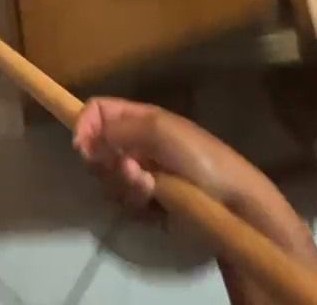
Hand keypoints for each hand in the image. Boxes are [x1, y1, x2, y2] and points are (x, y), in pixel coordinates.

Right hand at [73, 97, 248, 212]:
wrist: (233, 200)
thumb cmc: (198, 155)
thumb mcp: (158, 130)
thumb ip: (118, 129)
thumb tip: (84, 139)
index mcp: (137, 118)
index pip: (96, 112)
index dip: (84, 125)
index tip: (83, 148)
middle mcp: (134, 143)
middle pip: (96, 148)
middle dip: (108, 162)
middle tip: (130, 170)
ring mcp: (140, 172)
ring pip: (109, 179)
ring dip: (125, 184)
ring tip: (150, 188)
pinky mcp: (148, 201)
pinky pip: (125, 203)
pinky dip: (137, 204)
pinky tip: (157, 204)